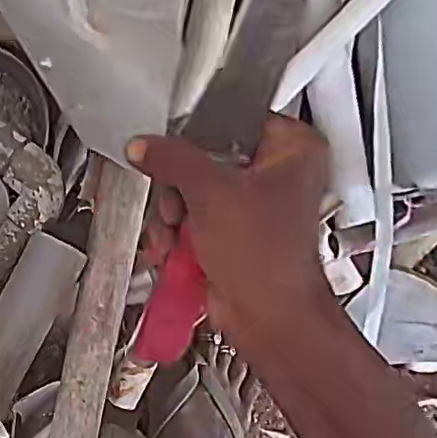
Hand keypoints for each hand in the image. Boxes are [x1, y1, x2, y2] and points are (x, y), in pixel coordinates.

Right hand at [130, 116, 334, 348]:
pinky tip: (174, 251)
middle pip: (203, 164)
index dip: (196, 139)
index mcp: (291, 150)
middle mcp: (273, 178)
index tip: (171, 151)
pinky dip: (175, 238)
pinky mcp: (229, 237)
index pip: (232, 123)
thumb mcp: (211, 193)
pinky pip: (189, 225)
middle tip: (177, 208)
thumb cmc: (267, 258)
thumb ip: (173, 161)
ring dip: (171, 220)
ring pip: (190, 197)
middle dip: (177, 193)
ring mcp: (249, 210)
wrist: (265, 314)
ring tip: (174, 237)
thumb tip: (145, 146)